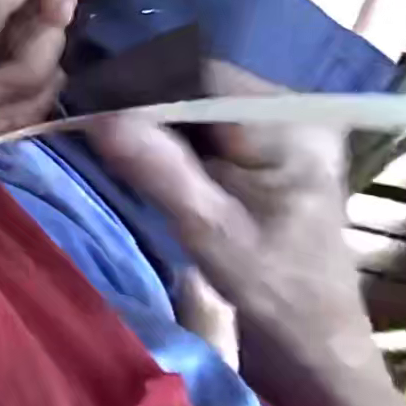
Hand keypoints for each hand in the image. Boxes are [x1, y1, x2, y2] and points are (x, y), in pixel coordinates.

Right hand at [89, 61, 405, 405]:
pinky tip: (147, 139)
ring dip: (153, 105)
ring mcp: (281, 112)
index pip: (200, 77)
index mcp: (288, 125)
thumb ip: (158, 169)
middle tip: (96, 117)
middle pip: (197, 76)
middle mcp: (291, 104)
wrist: (312, 330)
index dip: (142, 83)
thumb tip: (99, 117)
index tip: (93, 103)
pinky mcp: (266, 125)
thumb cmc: (269, 288)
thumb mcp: (207, 231)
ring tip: (113, 127)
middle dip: (144, 94)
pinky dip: (170, 118)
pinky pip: (205, 105)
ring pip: (196, 87)